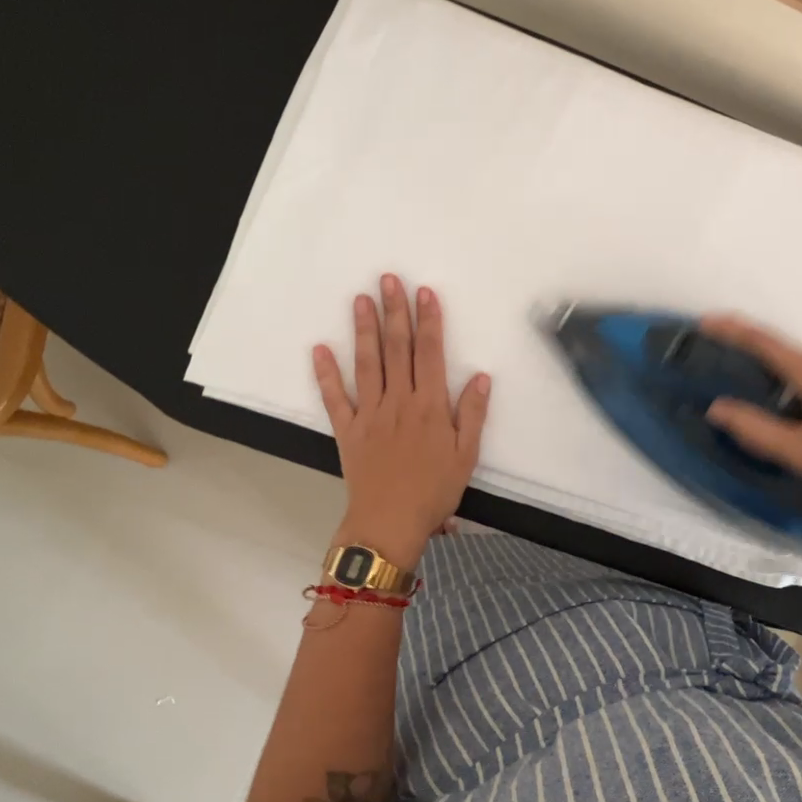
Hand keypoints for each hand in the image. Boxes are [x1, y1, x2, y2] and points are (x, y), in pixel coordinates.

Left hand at [313, 275, 490, 567]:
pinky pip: (334, 398)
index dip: (429, 321)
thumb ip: (474, 414)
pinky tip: (320, 348)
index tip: (425, 292)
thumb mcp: (467, 455)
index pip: (430, 353)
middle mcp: (399, 401)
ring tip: (360, 298)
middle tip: (389, 279)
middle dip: (394, 311)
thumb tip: (481, 377)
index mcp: (431, 406)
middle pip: (397, 348)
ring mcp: (370, 413)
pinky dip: (326, 373)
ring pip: (367, 363)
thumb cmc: (434, 491)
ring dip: (363, 329)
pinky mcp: (347, 429)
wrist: (390, 522)